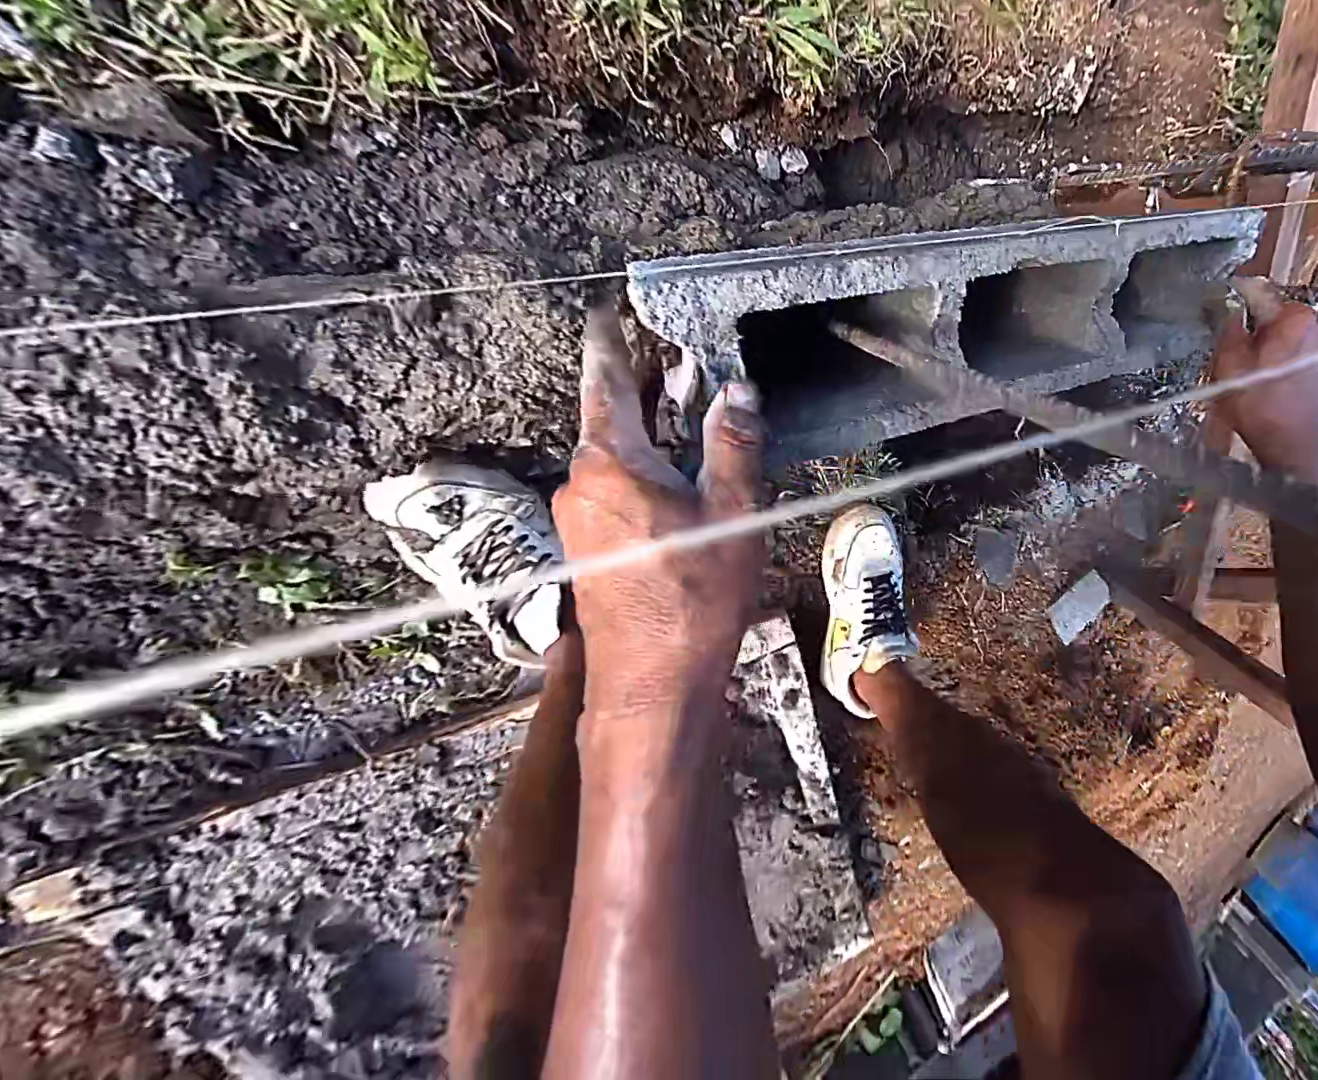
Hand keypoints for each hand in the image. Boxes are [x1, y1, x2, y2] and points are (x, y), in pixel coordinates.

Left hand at [551, 305, 765, 720]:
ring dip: (651, 438)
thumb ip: (733, 447)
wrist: (654, 680)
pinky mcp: (589, 546)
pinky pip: (615, 490)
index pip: (606, 381)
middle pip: (612, 419)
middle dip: (646, 393)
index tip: (607, 310)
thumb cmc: (693, 601)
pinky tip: (679, 490)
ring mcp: (579, 518)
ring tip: (693, 432)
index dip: (609, 341)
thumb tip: (738, 394)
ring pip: (616, 458)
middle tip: (681, 371)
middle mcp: (581, 484)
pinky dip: (645, 474)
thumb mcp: (731, 514)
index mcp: (611, 465)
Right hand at [1208, 277, 1317, 481]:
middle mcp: (1312, 325)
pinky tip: (1249, 389)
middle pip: (1264, 319)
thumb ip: (1228, 330)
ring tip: (1232, 378)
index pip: (1256, 293)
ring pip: (1269, 340)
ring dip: (1249, 354)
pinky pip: (1278, 357)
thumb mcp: (1230, 363)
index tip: (1212, 319)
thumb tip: (1227, 310)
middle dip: (1241, 335)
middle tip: (1221, 360)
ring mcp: (1315, 348)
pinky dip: (1262, 367)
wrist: (1293, 445)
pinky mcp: (1311, 369)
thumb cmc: (1261, 404)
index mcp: (1295, 315)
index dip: (1229, 305)